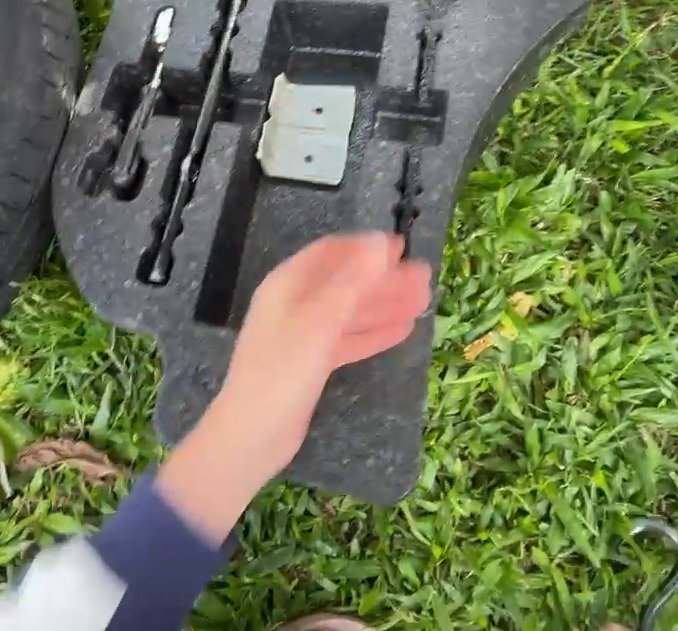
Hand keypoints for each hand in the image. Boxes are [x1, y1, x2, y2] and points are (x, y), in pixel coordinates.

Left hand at [155, 233, 431, 541]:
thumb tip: (379, 242)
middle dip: (383, 278)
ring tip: (423, 301)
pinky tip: (403, 331)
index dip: (366, 248)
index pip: (331, 253)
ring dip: (383, 304)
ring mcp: (302, 334)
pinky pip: (347, 338)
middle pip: (344, 282)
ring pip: (349, 311)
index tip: (403, 248)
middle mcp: (294, 303)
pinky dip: (373, 332)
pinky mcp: (311, 362)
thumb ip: (351, 282)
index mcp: (288, 284)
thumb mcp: (319, 322)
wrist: (253, 433)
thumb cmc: (282, 371)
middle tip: (424, 278)